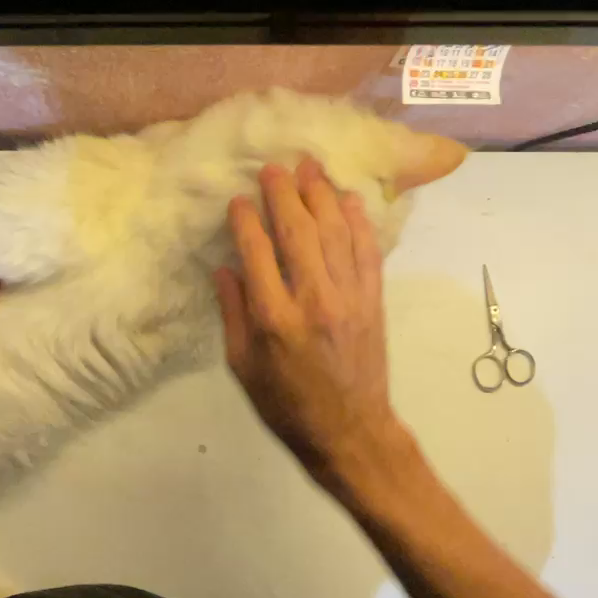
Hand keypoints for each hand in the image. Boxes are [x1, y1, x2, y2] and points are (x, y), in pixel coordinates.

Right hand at [214, 159, 406, 485]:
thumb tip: (225, 269)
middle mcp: (313, 299)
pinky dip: (357, 221)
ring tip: (310, 166)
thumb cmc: (285, 405)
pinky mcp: (372, 300)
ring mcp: (348, 297)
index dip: (245, 221)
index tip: (237, 199)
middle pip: (298, 232)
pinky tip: (348, 199)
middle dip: (284, 194)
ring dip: (321, 194)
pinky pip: (366, 251)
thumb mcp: (242, 366)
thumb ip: (233, 314)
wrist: (349, 431)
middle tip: (273, 166)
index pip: (257, 253)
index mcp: (273, 319)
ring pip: (335, 232)